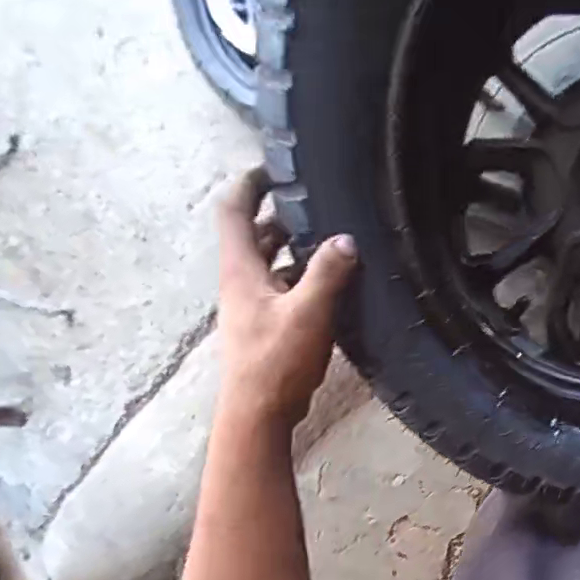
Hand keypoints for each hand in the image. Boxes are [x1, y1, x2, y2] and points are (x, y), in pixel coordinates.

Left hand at [214, 167, 358, 426]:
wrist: (259, 409)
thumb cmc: (276, 359)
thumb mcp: (308, 312)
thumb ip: (328, 274)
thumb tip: (346, 240)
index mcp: (240, 269)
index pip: (233, 209)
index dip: (250, 184)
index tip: (275, 169)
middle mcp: (242, 281)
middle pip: (254, 235)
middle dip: (281, 217)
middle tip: (316, 206)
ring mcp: (253, 305)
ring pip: (270, 264)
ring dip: (294, 250)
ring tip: (330, 243)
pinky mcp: (268, 326)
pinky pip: (283, 289)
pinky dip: (302, 279)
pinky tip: (331, 287)